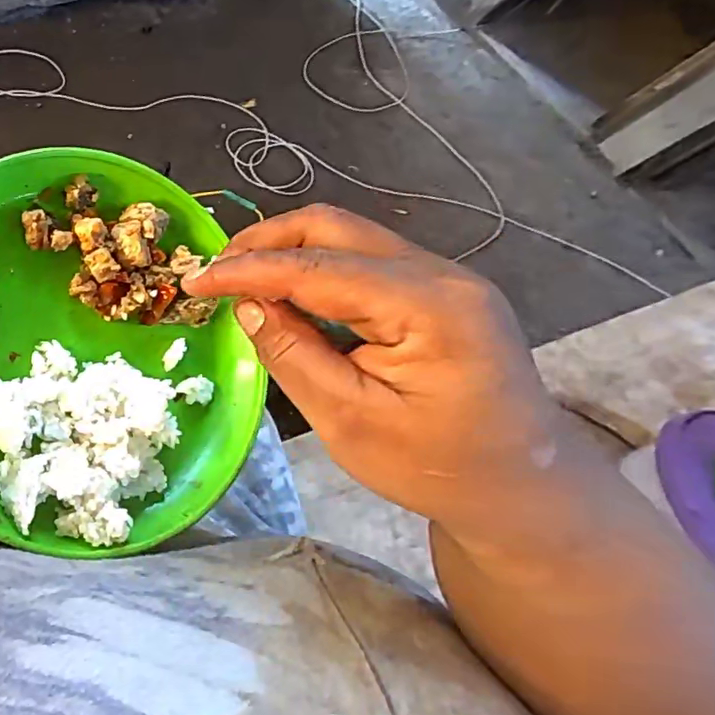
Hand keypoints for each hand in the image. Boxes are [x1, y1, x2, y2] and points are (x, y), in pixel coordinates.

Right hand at [183, 205, 589, 549]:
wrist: (520, 487)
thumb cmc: (433, 465)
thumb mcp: (347, 419)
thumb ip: (293, 353)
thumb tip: (247, 305)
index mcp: (427, 306)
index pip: (315, 267)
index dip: (247, 270)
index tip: (194, 283)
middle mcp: (440, 274)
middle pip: (333, 227)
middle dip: (263, 243)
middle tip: (215, 276)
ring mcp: (442, 278)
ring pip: (345, 237)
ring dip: (285, 252)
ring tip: (239, 285)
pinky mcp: (434, 291)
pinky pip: (360, 260)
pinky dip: (310, 269)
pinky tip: (284, 296)